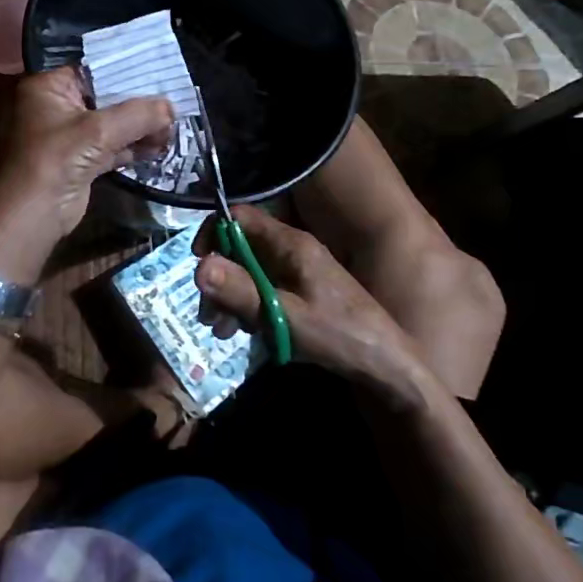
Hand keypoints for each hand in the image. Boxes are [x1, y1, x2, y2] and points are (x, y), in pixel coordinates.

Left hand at [0, 69, 173, 276]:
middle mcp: (57, 107)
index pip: (94, 70)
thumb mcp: (99, 130)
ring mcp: (69, 136)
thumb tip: (172, 107)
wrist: (35, 213)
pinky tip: (161, 145)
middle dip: (139, 103)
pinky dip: (134, 146)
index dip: (127, 72)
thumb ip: (138, 114)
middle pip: (106, 97)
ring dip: (141, 127)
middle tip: (174, 101)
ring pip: (112, 124)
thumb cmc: (57, 159)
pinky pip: (113, 146)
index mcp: (49, 88)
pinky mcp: (81, 161)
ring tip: (173, 126)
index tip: (160, 71)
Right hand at [194, 205, 429, 406]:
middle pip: (242, 248)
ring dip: (231, 297)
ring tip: (221, 331)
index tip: (198, 264)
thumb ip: (241, 291)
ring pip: (251, 273)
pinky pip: (265, 290)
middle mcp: (294, 251)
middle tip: (207, 315)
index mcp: (292, 245)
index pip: (242, 217)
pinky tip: (245, 334)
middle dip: (219, 277)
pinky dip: (249, 308)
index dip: (215, 233)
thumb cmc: (338, 335)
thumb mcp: (284, 316)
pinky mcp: (303, 294)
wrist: (384, 364)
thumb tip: (198, 266)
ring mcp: (300, 273)